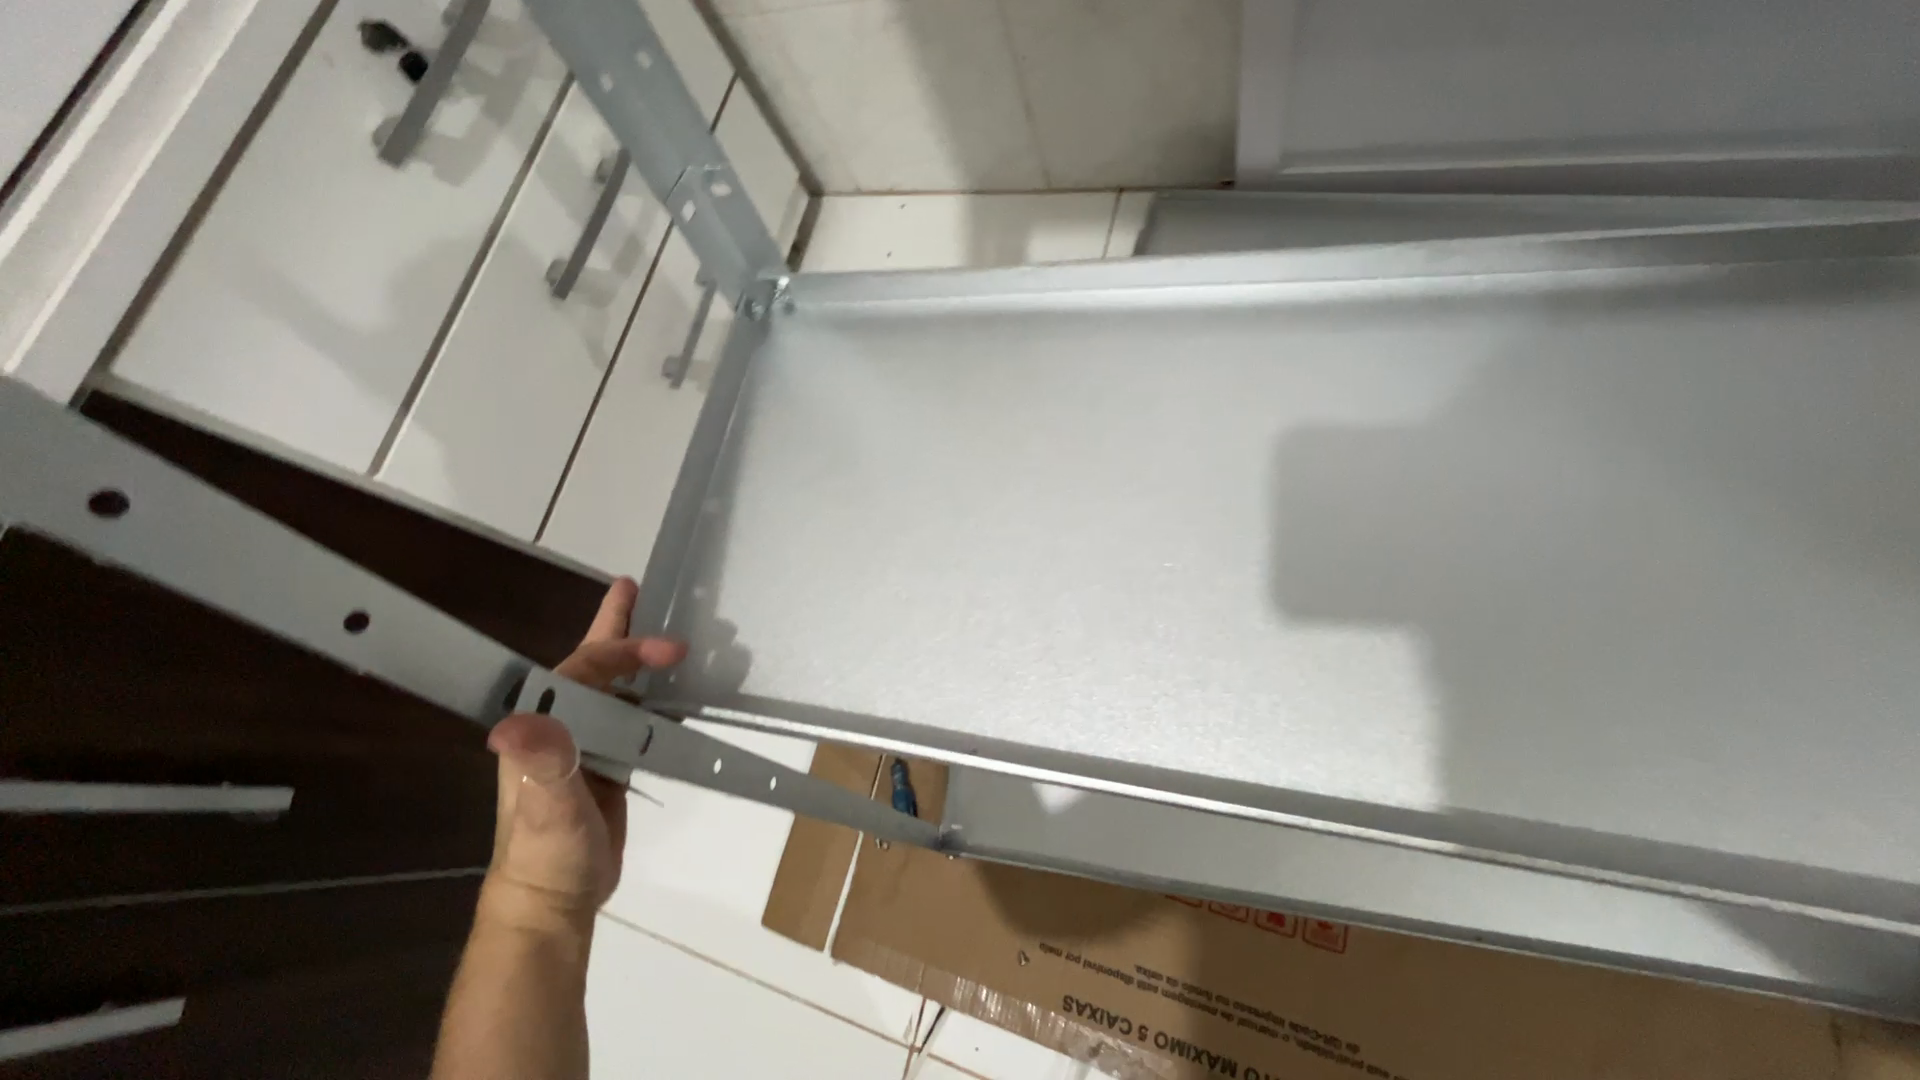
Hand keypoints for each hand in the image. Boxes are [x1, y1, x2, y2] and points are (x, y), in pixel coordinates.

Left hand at [479, 577, 686, 931]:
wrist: (556, 901)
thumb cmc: (546, 855)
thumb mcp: (546, 811)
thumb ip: (540, 765)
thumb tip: (516, 722)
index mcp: (541, 726)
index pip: (583, 669)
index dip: (624, 650)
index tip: (671, 649)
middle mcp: (561, 726)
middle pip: (590, 665)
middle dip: (614, 628)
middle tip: (633, 587)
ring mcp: (586, 744)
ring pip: (615, 688)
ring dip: (637, 658)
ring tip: (663, 632)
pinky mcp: (610, 764)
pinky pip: (634, 719)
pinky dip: (654, 698)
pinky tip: (674, 690)